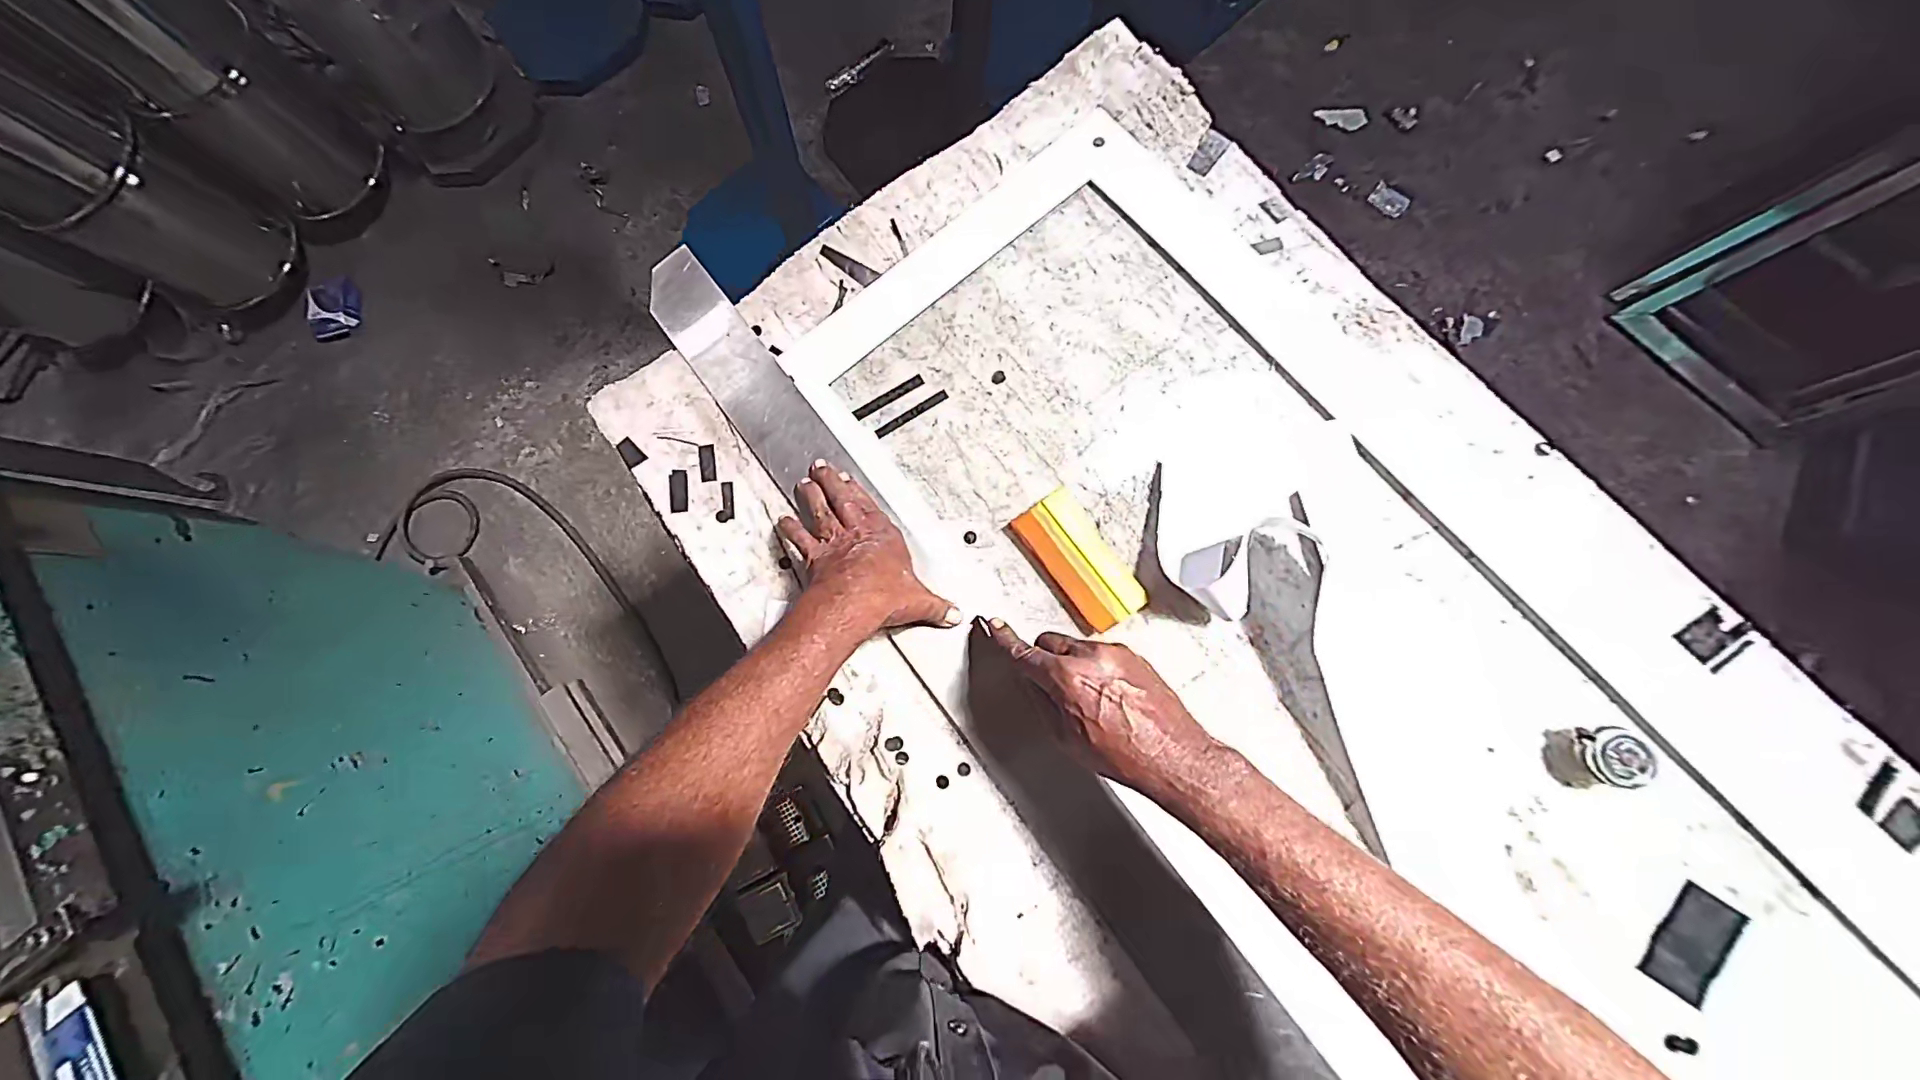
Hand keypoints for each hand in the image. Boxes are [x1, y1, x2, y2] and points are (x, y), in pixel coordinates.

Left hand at [777, 461, 958, 634]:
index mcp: (882, 537)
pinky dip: (790, 529)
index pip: (870, 507)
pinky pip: (799, 539)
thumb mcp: (919, 602)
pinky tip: (783, 520)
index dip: (859, 492)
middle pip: (841, 500)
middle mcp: (856, 534)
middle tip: (822, 468)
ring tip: (804, 484)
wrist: (853, 604)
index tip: (851, 481)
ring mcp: (834, 544)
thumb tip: (951, 614)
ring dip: (811, 497)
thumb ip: (936, 606)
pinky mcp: (815, 559)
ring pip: (820, 512)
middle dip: (832, 482)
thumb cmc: (882, 596)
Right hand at [980, 619, 1224, 800]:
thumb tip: (1032, 683)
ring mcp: (1115, 654)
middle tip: (1051, 687)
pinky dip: (1097, 668)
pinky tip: (1108, 697)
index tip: (996, 627)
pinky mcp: (1133, 656)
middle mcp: (1091, 658)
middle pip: (1050, 643)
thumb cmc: (1126, 754)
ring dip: (1073, 665)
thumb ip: (1041, 701)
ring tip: (1090, 701)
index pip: (1025, 652)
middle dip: (1045, 661)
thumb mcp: (1066, 737)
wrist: (1171, 755)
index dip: (1004, 639)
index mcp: (1068, 677)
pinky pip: (1101, 654)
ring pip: (1077, 647)